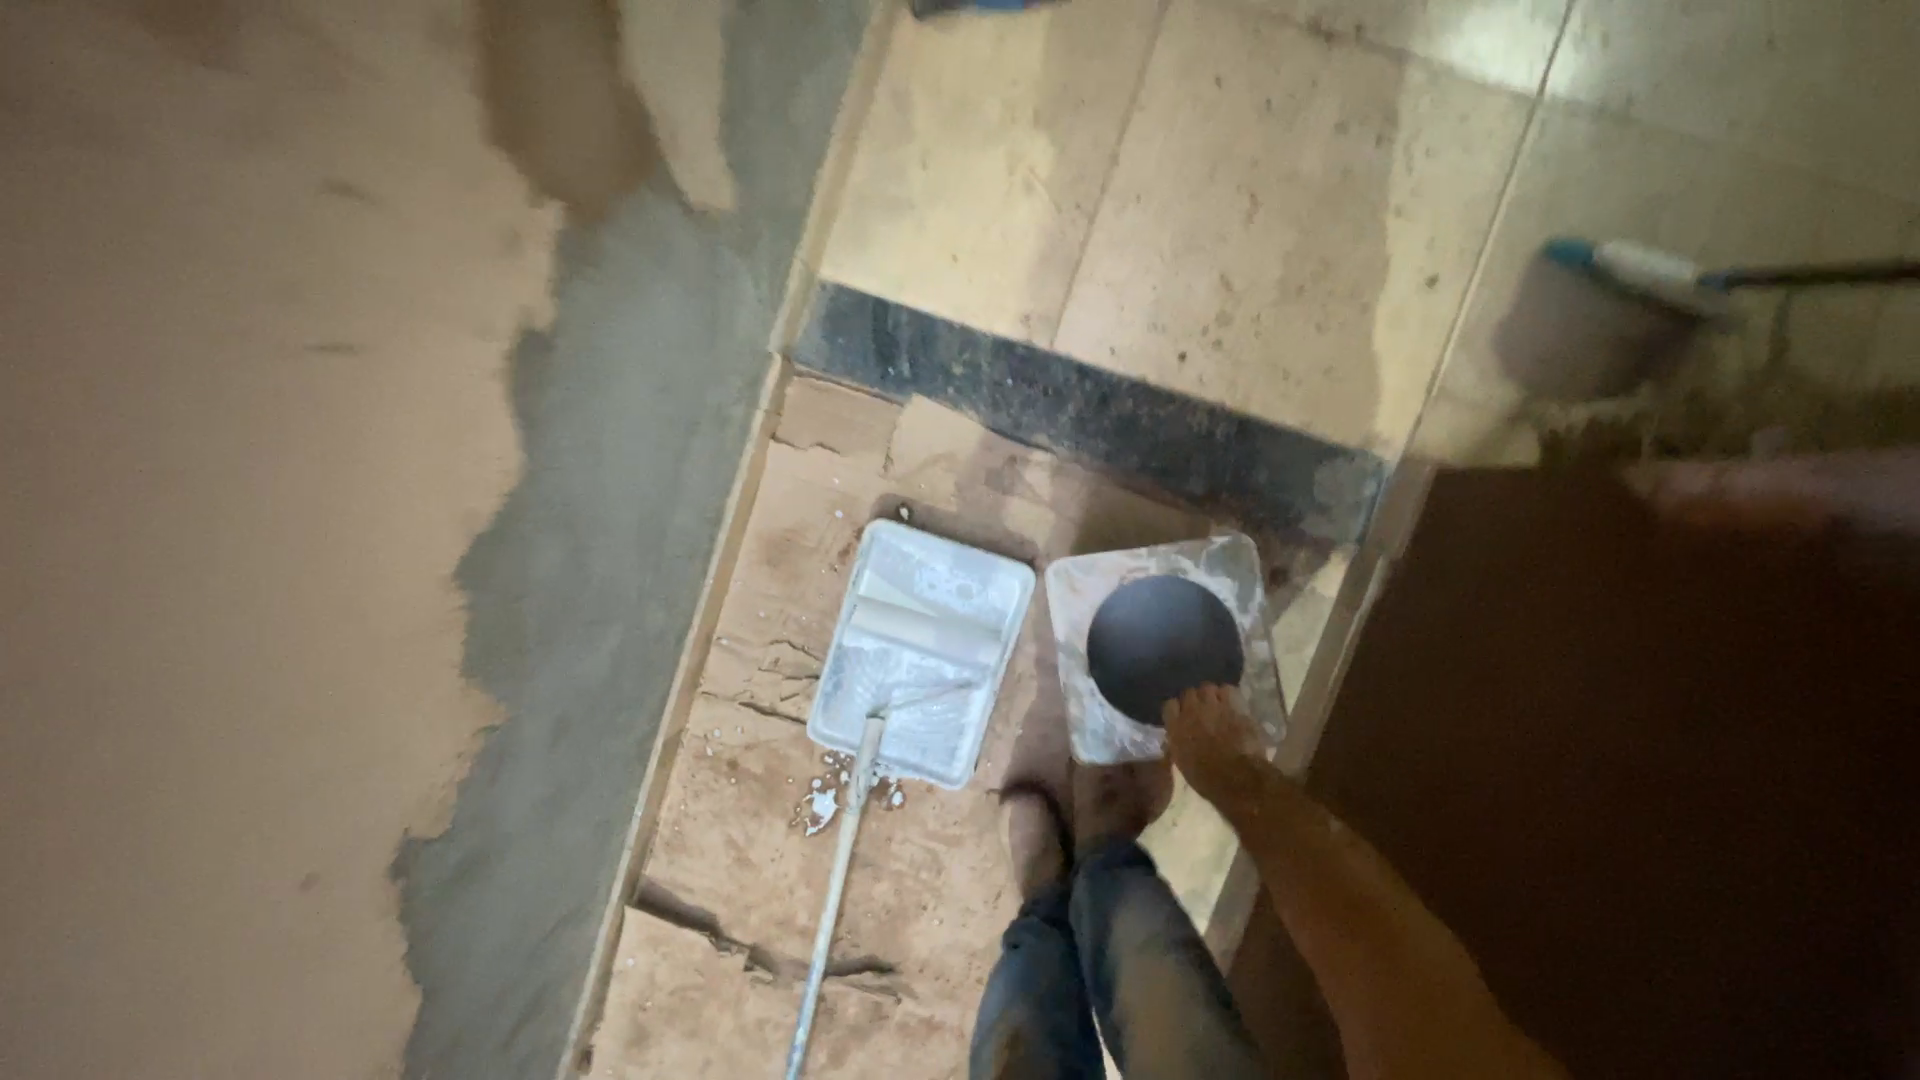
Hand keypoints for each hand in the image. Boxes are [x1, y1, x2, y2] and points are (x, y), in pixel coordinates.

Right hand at [1162, 684, 1272, 813]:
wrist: (1238, 778)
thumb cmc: (1207, 778)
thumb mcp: (1182, 763)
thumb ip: (1176, 743)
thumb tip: (1175, 736)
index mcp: (1175, 726)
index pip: (1170, 705)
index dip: (1177, 710)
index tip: (1182, 716)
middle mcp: (1191, 711)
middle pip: (1189, 692)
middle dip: (1194, 700)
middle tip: (1202, 711)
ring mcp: (1213, 706)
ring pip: (1207, 687)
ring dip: (1211, 695)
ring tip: (1218, 705)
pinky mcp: (1235, 706)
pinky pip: (1228, 689)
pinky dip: (1229, 695)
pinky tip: (1232, 704)